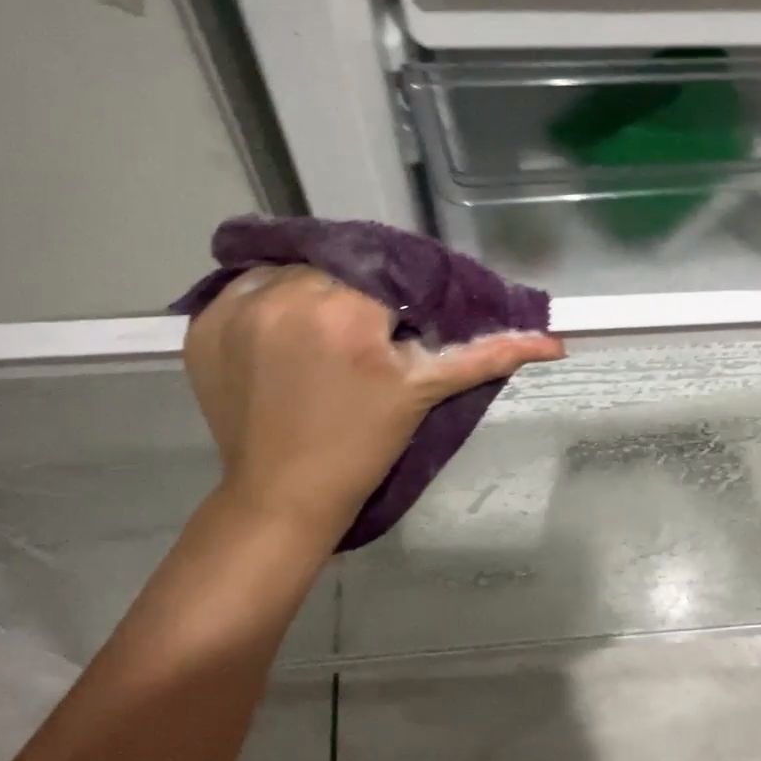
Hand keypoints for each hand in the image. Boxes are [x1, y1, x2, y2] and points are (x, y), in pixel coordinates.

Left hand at [182, 265, 564, 539]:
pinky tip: (284, 335)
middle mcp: (288, 298)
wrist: (282, 494)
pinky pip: (246, 287)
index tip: (402, 320)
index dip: (400, 294)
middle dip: (357, 291)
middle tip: (366, 331)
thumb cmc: (364, 445)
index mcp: (347, 313)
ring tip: (325, 332)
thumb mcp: (427, 392)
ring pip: (293, 269)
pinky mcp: (204, 324)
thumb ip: (489, 355)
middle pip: (339, 266)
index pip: (387, 269)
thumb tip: (556, 343)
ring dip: (313, 290)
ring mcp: (238, 310)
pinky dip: (270, 300)